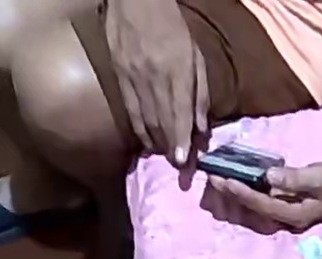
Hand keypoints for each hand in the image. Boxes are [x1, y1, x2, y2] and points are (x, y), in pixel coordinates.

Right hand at [105, 0, 207, 163]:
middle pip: (163, 123)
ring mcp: (134, 77)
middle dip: (171, 149)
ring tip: (165, 157)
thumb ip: (200, 96)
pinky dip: (140, 131)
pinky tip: (147, 143)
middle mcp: (154, 78)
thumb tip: (201, 130)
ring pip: (147, 120)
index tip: (183, 164)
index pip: (179, 115)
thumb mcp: (196, 58)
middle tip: (178, 167)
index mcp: (177, 73)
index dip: (181, 142)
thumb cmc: (173, 28)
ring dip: (157, 143)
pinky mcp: (120, 75)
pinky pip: (131, 111)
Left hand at [204, 157, 321, 232]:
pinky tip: (231, 180)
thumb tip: (269, 176)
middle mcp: (285, 220)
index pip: (263, 206)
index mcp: (294, 216)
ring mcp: (281, 214)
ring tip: (215, 179)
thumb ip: (295, 179)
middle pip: (253, 210)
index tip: (225, 181)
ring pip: (252, 208)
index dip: (243, 194)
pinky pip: (257, 202)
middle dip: (232, 196)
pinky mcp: (279, 206)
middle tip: (212, 178)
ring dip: (234, 196)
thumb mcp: (319, 179)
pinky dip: (243, 192)